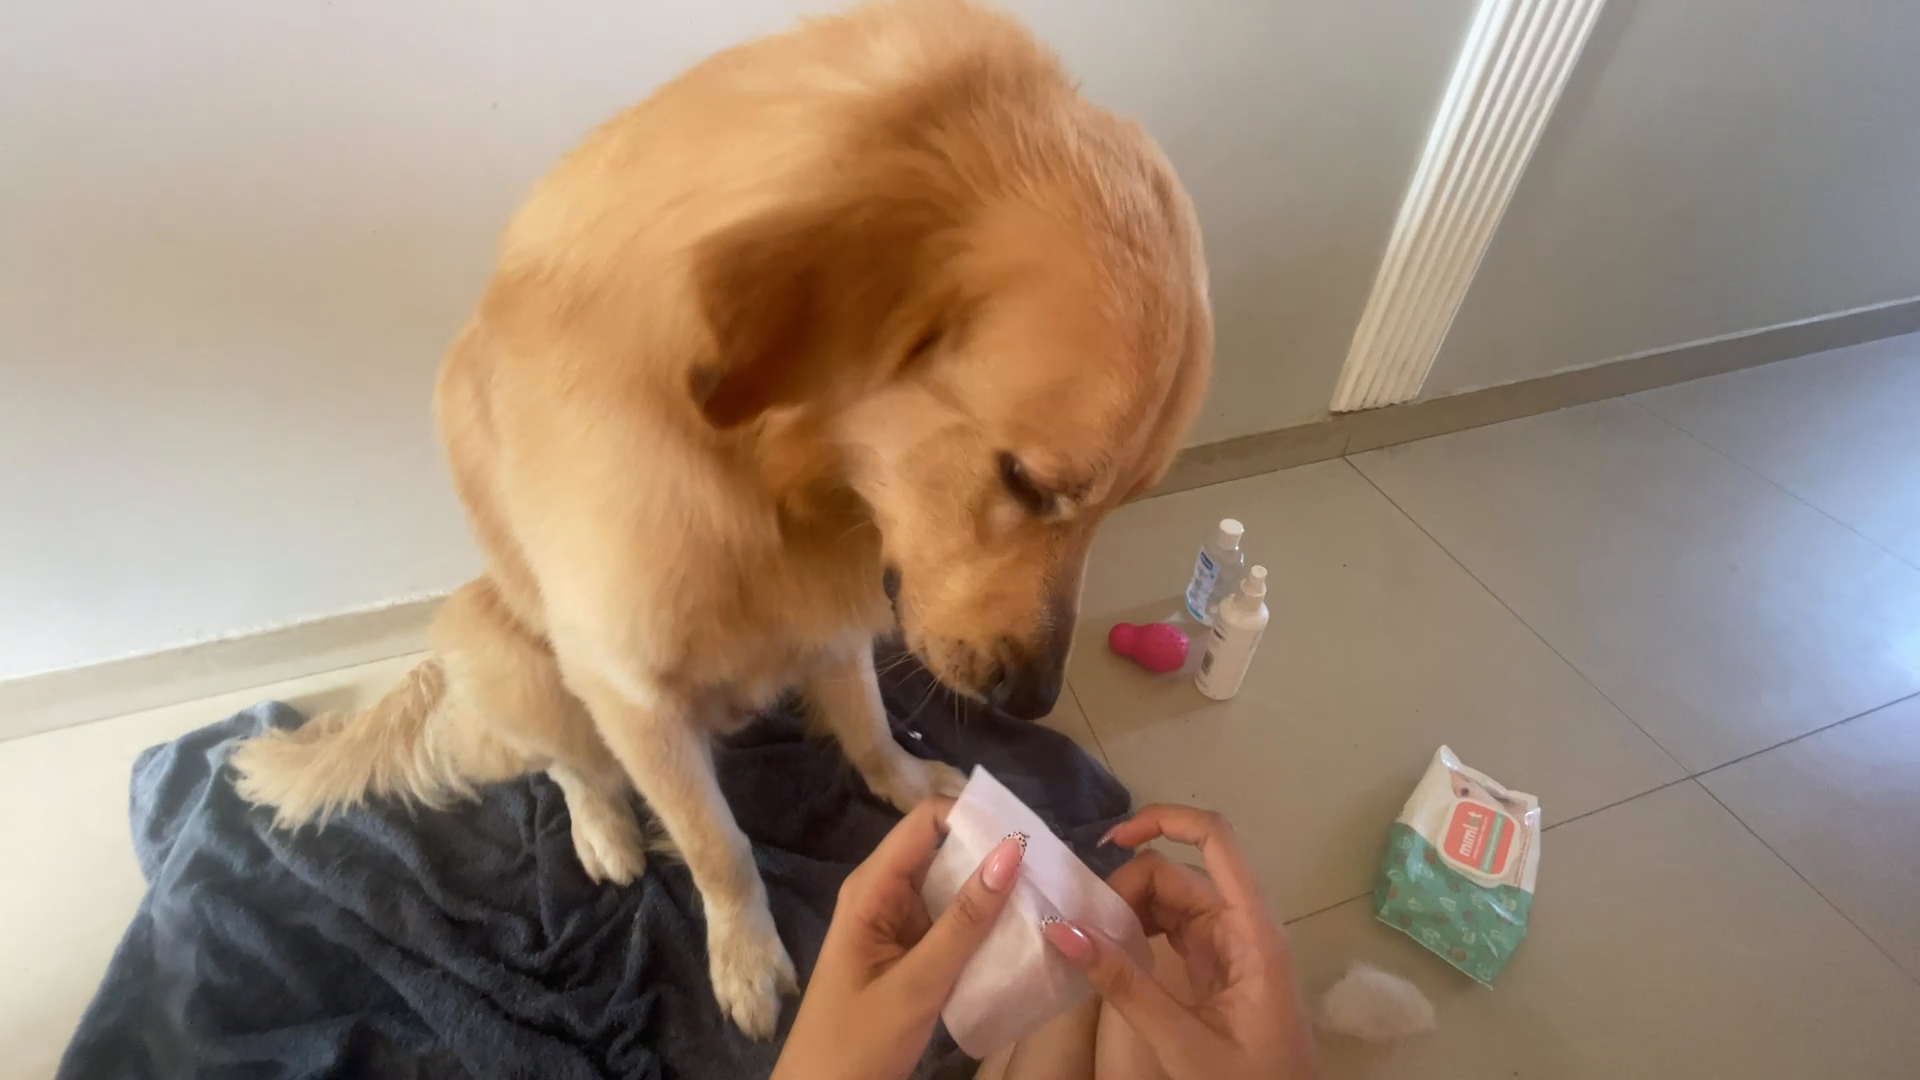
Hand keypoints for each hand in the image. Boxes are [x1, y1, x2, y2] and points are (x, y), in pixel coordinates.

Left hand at [772, 797, 1024, 1079]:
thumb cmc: (856, 1044)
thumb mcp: (917, 983)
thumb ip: (965, 920)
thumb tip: (1011, 849)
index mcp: (873, 885)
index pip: (926, 820)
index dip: (972, 815)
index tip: (1024, 833)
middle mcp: (885, 889)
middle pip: (942, 845)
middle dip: (990, 849)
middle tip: (1045, 862)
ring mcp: (897, 918)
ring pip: (950, 881)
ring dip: (990, 884)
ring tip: (1042, 888)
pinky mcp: (910, 946)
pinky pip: (950, 915)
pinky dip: (981, 917)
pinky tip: (1017, 925)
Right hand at [1042, 804, 1318, 1079]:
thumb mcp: (1184, 1044)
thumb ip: (1124, 984)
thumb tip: (1060, 927)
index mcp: (1252, 931)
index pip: (1216, 839)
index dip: (1165, 819)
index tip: (1112, 839)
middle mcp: (1242, 924)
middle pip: (1177, 870)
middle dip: (1127, 885)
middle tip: (1086, 928)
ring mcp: (1228, 943)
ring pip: (1169, 896)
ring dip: (1128, 907)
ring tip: (1093, 940)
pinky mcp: (1214, 964)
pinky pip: (1170, 924)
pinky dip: (1137, 928)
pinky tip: (1112, 950)